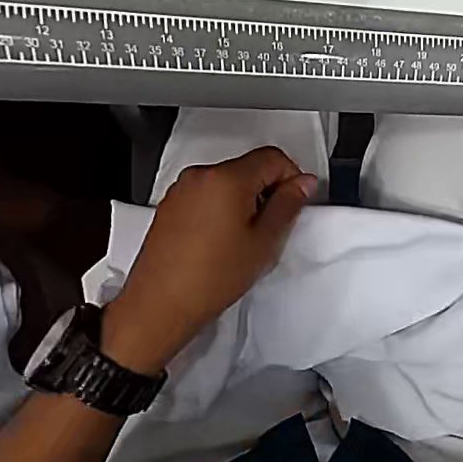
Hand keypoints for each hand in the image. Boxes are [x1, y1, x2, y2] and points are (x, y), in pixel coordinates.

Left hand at [101, 147, 317, 374]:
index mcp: (227, 179)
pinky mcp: (171, 206)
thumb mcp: (264, 242)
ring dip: (244, 200)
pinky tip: (223, 241)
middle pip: (248, 167)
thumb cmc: (209, 278)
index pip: (272, 157)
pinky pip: (206, 195)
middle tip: (274, 225)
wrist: (161, 304)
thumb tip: (301, 184)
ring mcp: (181, 190)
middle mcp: (200, 176)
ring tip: (246, 239)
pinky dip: (221, 209)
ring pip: (227, 181)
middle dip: (268, 190)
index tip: (296, 199)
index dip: (292, 177)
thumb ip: (288, 205)